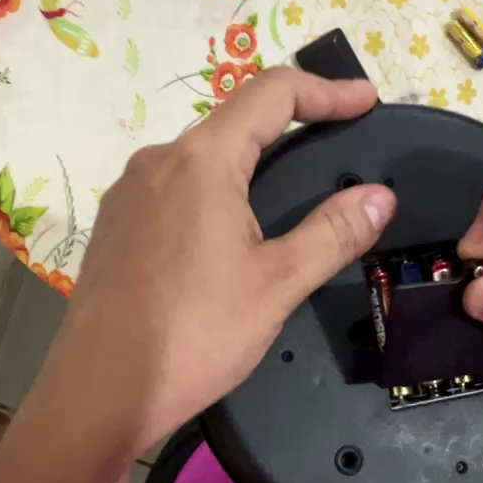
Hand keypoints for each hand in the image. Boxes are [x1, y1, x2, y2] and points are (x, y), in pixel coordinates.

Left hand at [41, 68, 395, 456]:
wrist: (100, 391)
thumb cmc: (194, 334)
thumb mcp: (277, 284)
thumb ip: (332, 233)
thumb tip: (381, 196)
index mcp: (201, 161)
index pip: (271, 93)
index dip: (326, 91)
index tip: (365, 101)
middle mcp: (157, 162)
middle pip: (232, 123)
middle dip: (288, 129)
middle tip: (333, 147)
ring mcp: (127, 195)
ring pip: (199, 160)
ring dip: (246, 166)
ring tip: (284, 200)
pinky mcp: (113, 229)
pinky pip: (172, 193)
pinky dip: (211, 196)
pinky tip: (225, 238)